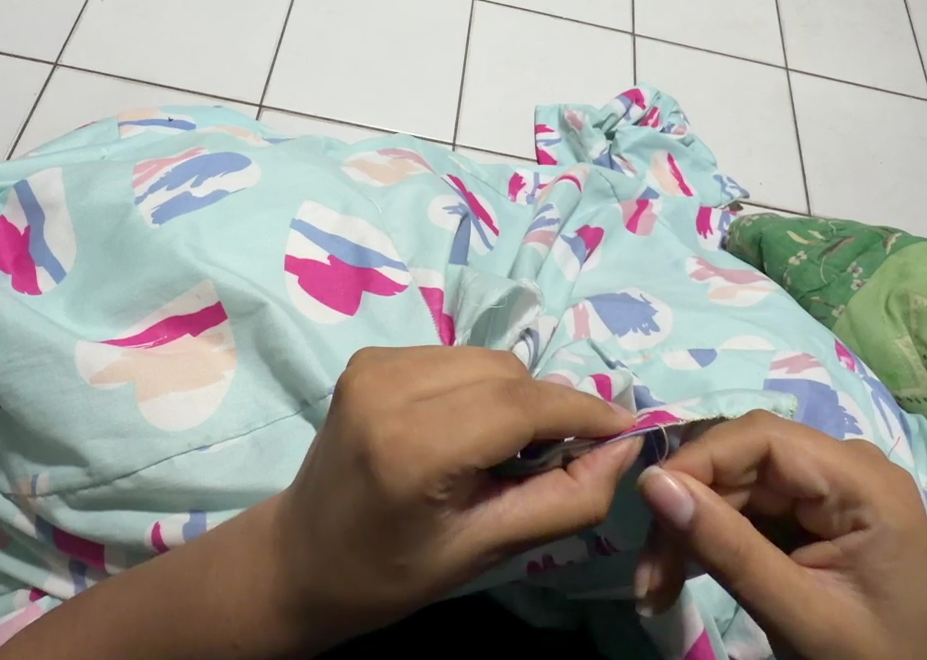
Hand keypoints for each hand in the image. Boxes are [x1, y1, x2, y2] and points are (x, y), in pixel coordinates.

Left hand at [266, 346, 640, 641]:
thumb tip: (624, 447)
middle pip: (508, 373)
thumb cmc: (390, 572)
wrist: (299, 557)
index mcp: (413, 444)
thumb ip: (565, 499)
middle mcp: (390, 384)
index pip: (521, 404)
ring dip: (513, 396)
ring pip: (486, 358)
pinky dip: (479, 386)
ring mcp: (376, 362)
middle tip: (554, 459)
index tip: (627, 427)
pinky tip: (465, 427)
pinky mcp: (371, 355)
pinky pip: (456, 357)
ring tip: (502, 448)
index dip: (582, 412)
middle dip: (547, 409)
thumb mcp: (485, 550)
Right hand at [633, 411, 926, 659]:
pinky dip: (710, 538)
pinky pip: (746, 507)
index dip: (698, 459)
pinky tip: (680, 572)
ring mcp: (829, 489)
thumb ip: (728, 549)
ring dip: (690, 528)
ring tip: (655, 584)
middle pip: (741, 461)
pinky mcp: (812, 512)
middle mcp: (845, 468)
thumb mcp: (802, 617)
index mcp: (862, 481)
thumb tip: (650, 482)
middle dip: (688, 508)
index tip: (648, 501)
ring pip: (733, 484)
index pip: (761, 437)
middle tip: (647, 572)